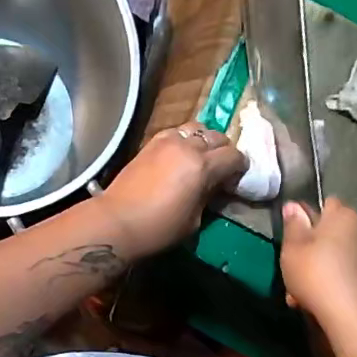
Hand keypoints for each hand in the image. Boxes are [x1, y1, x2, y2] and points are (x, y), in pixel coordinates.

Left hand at [97, 125, 246, 255]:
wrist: (116, 221)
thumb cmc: (158, 228)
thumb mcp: (194, 220)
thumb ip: (209, 196)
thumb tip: (215, 186)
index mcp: (202, 166)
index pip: (234, 156)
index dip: (239, 168)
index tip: (236, 180)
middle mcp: (187, 146)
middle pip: (218, 137)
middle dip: (224, 152)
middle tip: (221, 170)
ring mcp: (167, 141)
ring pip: (197, 128)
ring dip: (204, 141)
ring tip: (201, 159)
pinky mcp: (151, 143)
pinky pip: (176, 132)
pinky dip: (185, 140)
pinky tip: (180, 157)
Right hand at [280, 198, 356, 322]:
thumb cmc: (318, 273)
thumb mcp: (293, 248)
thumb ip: (292, 225)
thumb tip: (294, 204)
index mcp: (344, 215)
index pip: (326, 204)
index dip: (307, 218)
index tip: (292, 238)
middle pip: (329, 235)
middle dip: (310, 252)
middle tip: (292, 272)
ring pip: (334, 259)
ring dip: (316, 274)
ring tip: (299, 297)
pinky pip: (344, 277)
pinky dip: (330, 287)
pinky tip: (316, 306)